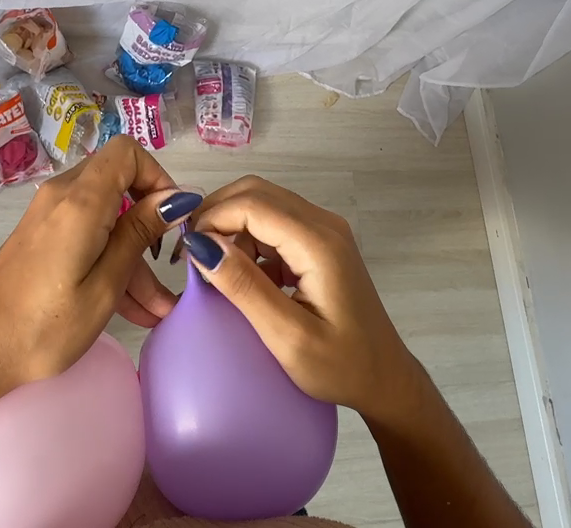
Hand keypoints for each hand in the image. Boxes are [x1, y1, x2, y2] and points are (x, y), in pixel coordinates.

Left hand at [0, 136, 203, 394]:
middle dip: (150, 226)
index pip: (127, 152)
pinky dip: (110, 263)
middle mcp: (63, 196)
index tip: (172, 219)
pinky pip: (87, 236)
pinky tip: (133, 309)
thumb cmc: (42, 327)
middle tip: (169, 271)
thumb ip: (140, 235)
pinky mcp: (42, 238)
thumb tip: (176, 197)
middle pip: (119, 186)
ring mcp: (50, 217)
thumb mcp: (104, 286)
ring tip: (158, 310)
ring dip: (134, 257)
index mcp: (80, 200)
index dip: (157, 176)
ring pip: (106, 218)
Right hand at [183, 175, 416, 417]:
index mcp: (318, 243)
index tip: (185, 254)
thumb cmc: (341, 367)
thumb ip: (245, 288)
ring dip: (231, 226)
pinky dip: (248, 238)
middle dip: (217, 215)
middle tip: (192, 255)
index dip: (212, 219)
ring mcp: (324, 229)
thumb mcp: (288, 337)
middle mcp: (323, 223)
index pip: (252, 204)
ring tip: (213, 269)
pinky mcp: (320, 242)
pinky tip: (240, 274)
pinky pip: (274, 222)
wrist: (385, 379)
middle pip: (256, 192)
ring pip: (263, 203)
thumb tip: (202, 246)